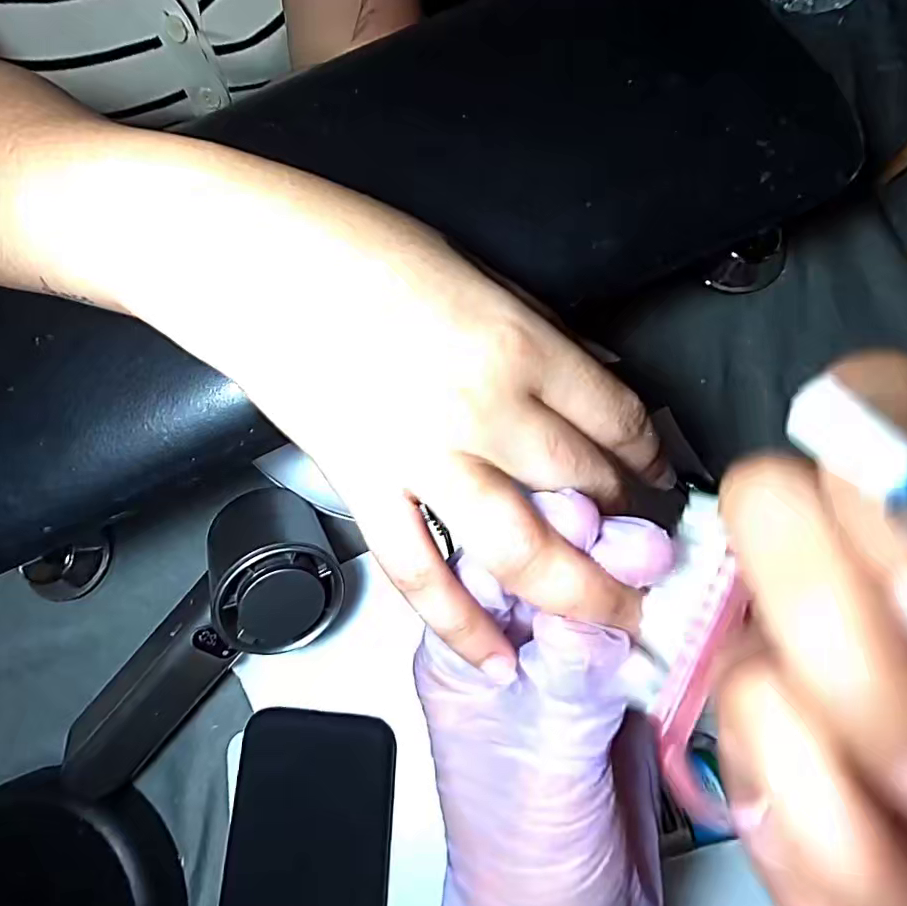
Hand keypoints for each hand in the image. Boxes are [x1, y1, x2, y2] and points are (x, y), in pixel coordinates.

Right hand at [130, 191, 673, 679]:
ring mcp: (423, 458)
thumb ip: (532, 331)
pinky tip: (495, 659)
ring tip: (615, 618)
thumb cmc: (356, 246)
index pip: (615, 417)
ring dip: (580, 592)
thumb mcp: (472, 271)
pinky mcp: (366, 488)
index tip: (653, 475)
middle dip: (628, 525)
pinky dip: (460, 626)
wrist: (253, 259)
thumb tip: (583, 372)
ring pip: (523, 548)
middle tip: (647, 551)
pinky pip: (420, 574)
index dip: (647, 455)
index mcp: (519, 343)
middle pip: (585, 486)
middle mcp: (484, 408)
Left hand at [416, 489, 672, 905]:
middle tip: (635, 540)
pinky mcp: (619, 685)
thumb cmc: (517, 855)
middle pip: (552, 569)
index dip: (535, 537)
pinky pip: (645, 636)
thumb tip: (594, 609)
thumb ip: (567, 679)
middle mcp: (517, 646)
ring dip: (637, 578)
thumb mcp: (537, 759)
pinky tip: (690, 598)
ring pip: (602, 595)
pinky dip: (672, 618)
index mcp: (468, 652)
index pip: (492, 566)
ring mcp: (570, 662)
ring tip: (665, 561)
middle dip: (595, 548)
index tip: (578, 519)